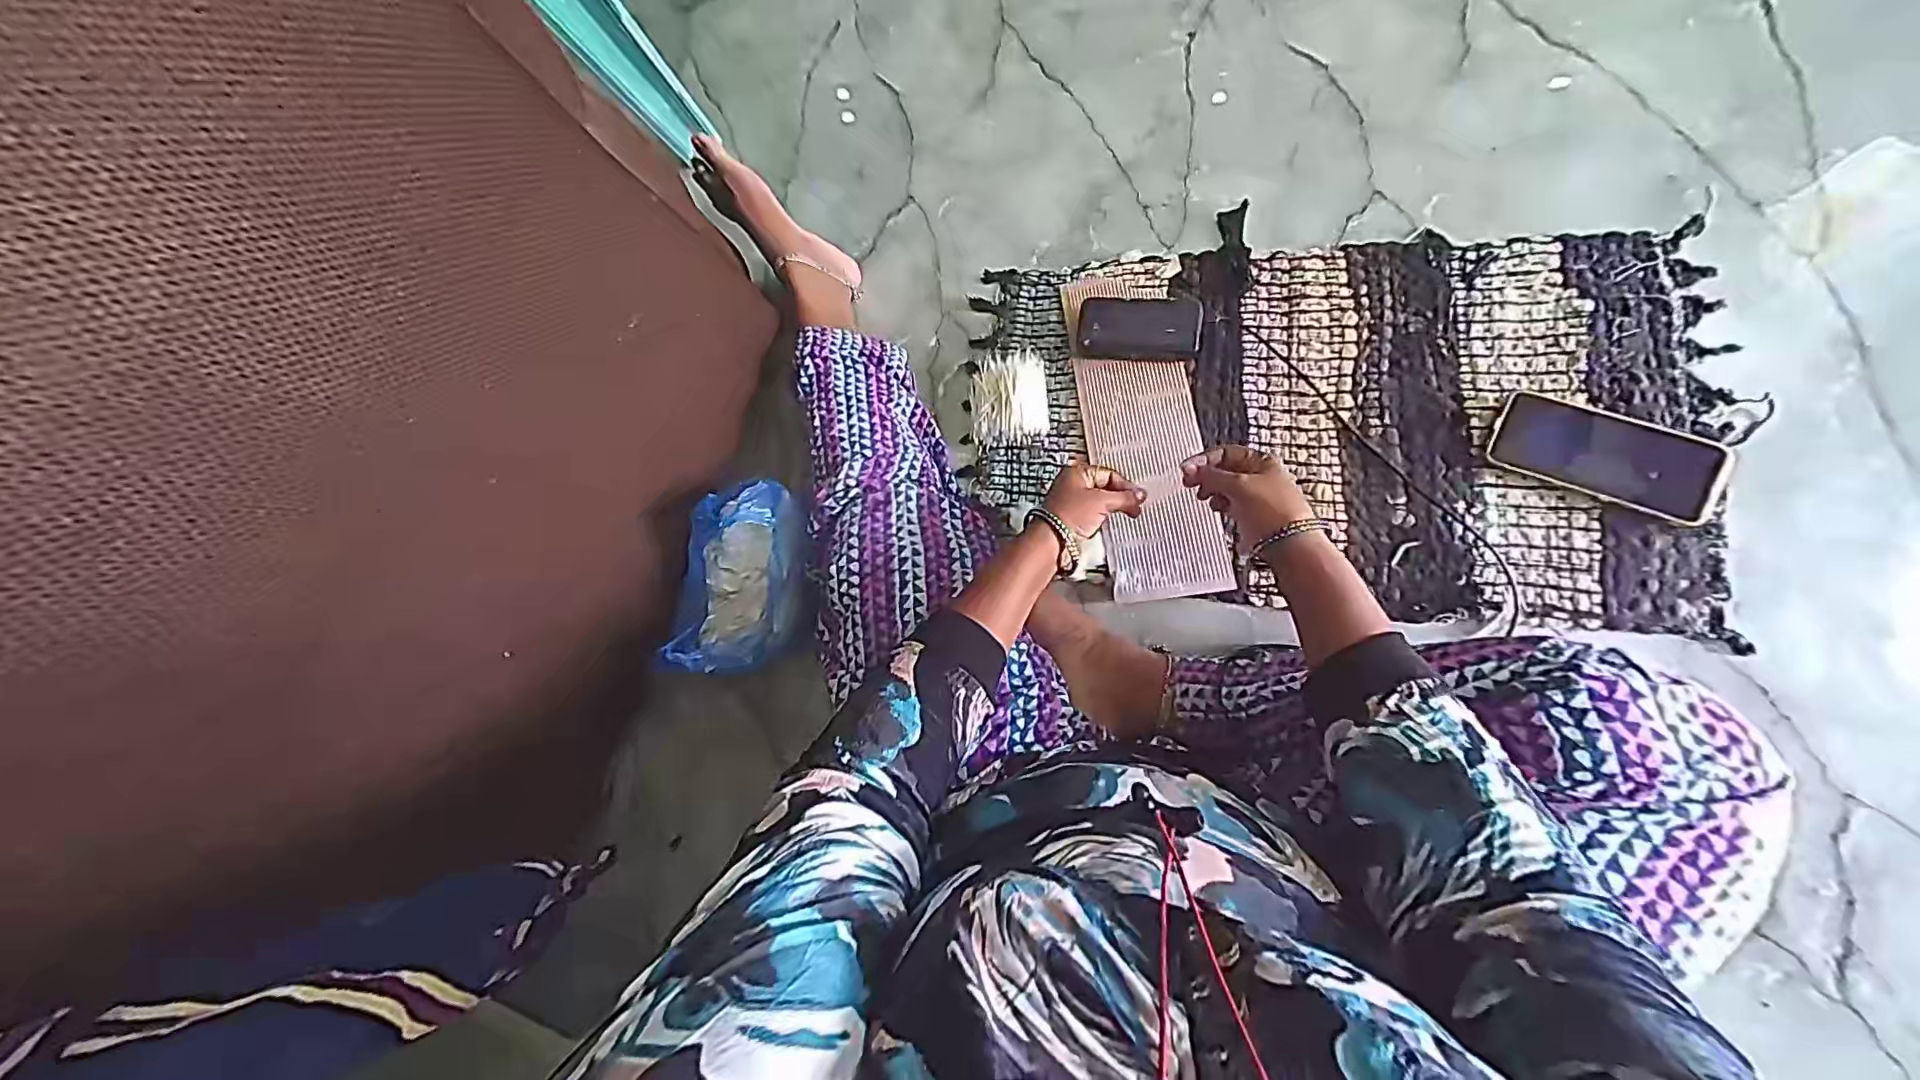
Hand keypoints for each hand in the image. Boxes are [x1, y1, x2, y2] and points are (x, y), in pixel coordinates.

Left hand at [1042, 461, 1146, 538]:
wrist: (1052, 540)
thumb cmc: (1068, 515)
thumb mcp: (1102, 501)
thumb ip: (1124, 497)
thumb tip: (1138, 496)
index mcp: (1077, 472)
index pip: (1109, 474)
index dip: (1125, 485)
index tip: (1138, 497)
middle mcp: (1072, 484)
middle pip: (1105, 487)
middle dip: (1120, 497)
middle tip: (1134, 506)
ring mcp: (1071, 502)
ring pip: (1099, 501)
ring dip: (1112, 507)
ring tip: (1124, 514)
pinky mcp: (1072, 518)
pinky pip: (1092, 513)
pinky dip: (1102, 516)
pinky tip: (1107, 522)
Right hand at [1181, 445, 1315, 551]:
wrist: (1288, 544)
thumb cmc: (1275, 512)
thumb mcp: (1238, 485)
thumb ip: (1212, 475)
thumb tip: (1194, 468)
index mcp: (1263, 462)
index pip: (1226, 453)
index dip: (1205, 459)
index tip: (1187, 468)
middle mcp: (1260, 477)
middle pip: (1224, 470)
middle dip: (1205, 475)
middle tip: (1190, 481)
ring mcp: (1256, 496)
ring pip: (1225, 487)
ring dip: (1212, 490)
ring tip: (1204, 496)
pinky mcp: (1251, 514)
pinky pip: (1229, 504)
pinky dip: (1220, 504)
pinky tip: (1217, 507)